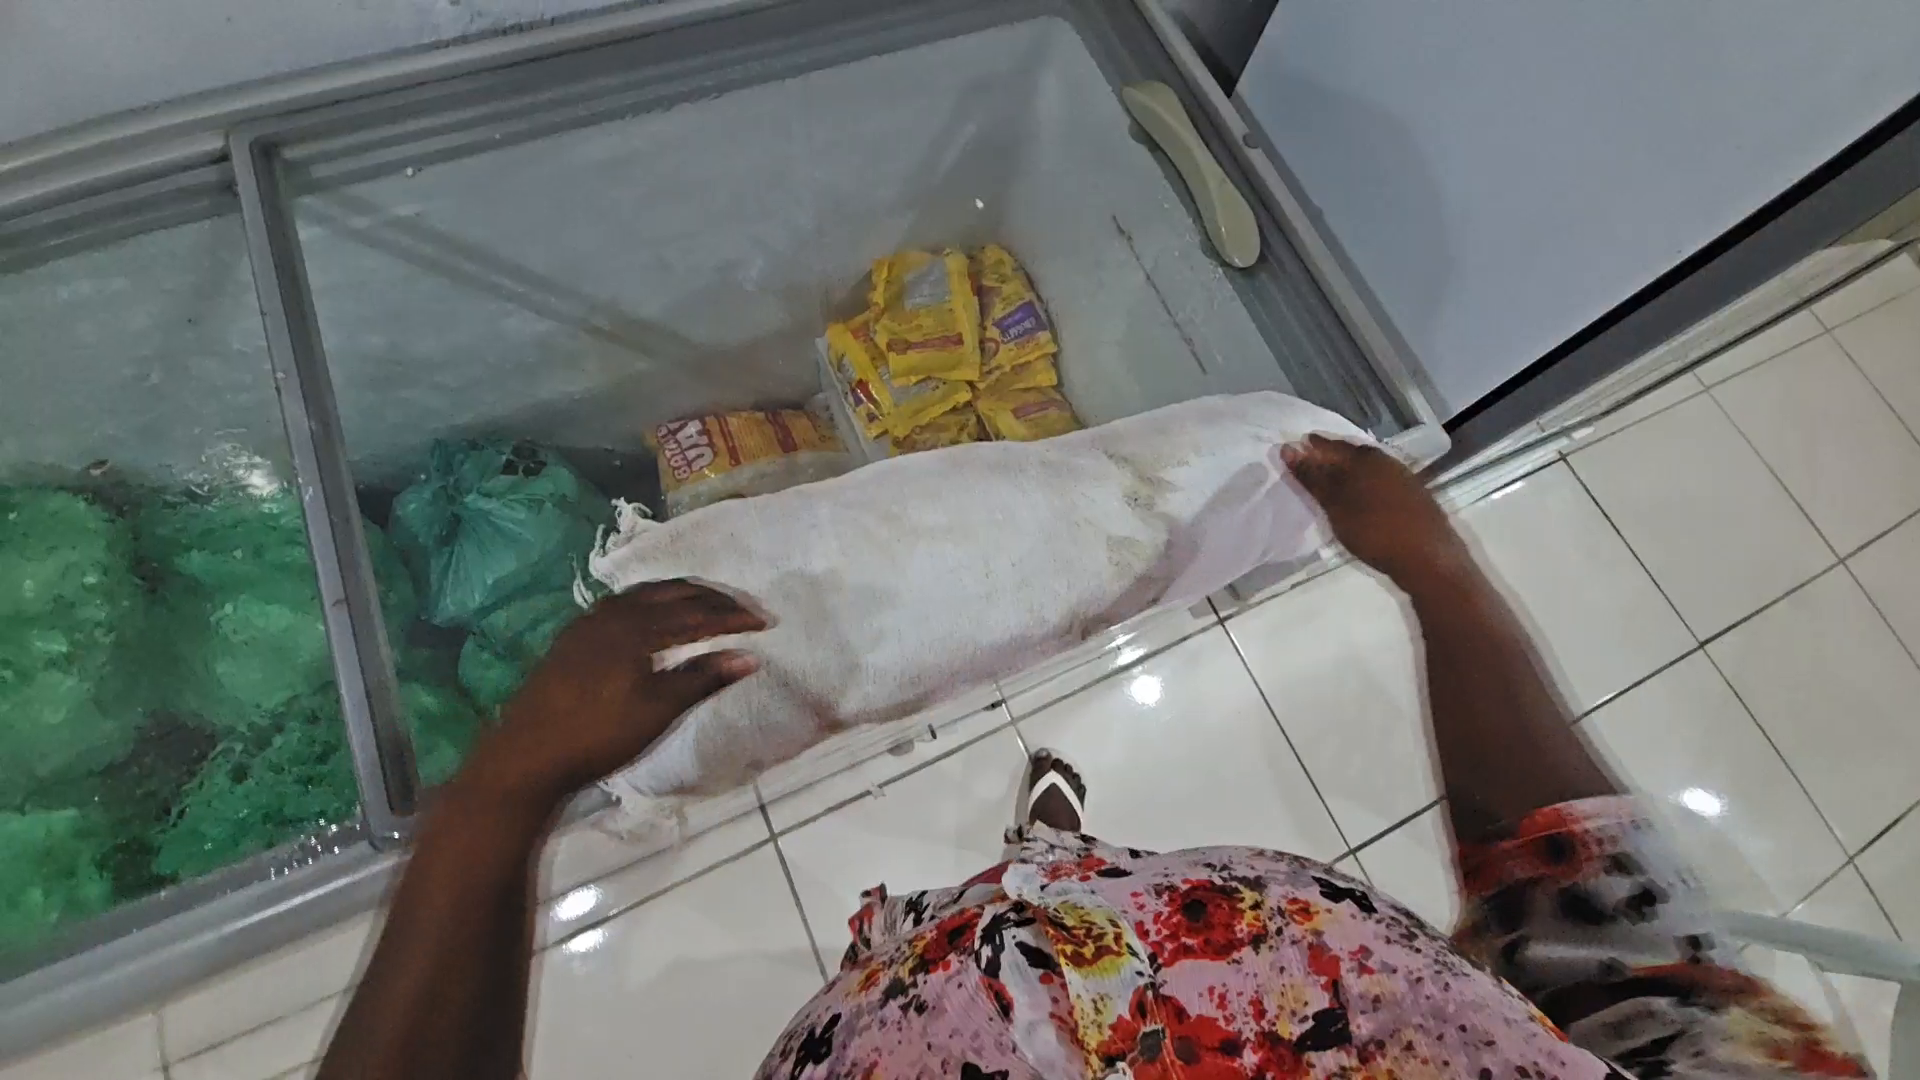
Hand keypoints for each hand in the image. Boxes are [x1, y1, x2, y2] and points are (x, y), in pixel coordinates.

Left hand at [457, 579, 765, 813]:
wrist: (524, 757)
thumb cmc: (598, 735)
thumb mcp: (659, 709)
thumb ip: (704, 677)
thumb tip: (750, 657)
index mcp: (638, 627)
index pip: (699, 613)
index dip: (735, 616)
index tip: (766, 623)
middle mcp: (614, 613)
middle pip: (675, 592)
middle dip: (714, 599)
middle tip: (744, 610)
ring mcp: (590, 621)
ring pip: (648, 593)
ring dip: (685, 595)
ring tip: (709, 606)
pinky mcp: (575, 635)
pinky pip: (626, 602)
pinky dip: (655, 602)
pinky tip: (658, 617)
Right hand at [1281, 435, 1469, 583]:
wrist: (1426, 558)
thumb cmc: (1374, 530)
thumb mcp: (1336, 505)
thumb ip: (1312, 478)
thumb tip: (1290, 450)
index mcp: (1366, 461)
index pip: (1333, 446)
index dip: (1313, 447)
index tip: (1295, 447)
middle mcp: (1387, 463)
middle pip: (1353, 453)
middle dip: (1331, 454)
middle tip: (1311, 458)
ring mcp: (1404, 479)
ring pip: (1370, 466)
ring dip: (1349, 468)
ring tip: (1332, 476)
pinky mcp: (1413, 496)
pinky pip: (1382, 479)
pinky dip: (1365, 481)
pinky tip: (1360, 493)